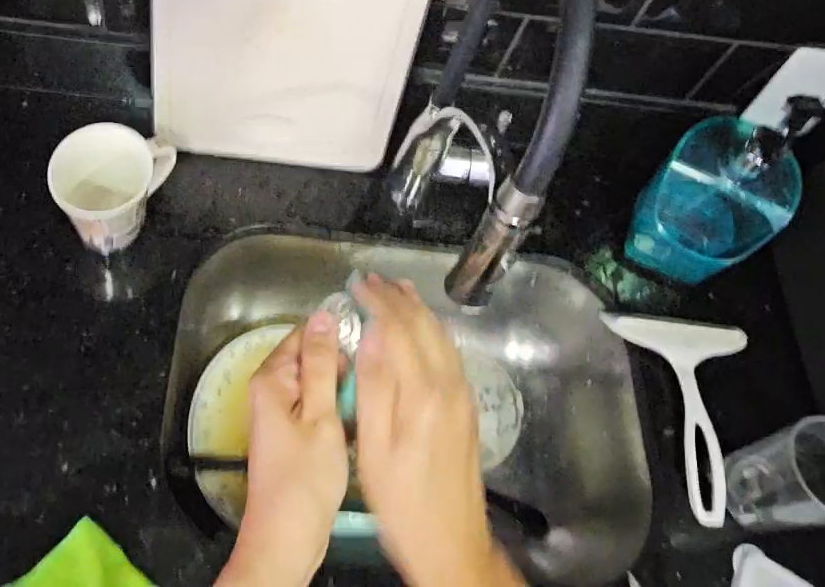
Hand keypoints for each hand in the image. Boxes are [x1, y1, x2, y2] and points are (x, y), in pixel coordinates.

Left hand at [217, 310, 349, 586]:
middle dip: (343, 362)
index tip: (371, 336)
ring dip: (343, 387)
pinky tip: (360, 415)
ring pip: (319, 384)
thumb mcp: (320, 415)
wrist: (287, 539)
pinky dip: (337, 408)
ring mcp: (282, 413)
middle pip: (312, 358)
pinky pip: (318, 406)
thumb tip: (324, 315)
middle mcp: (272, 389)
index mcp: (272, 378)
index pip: (305, 333)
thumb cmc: (304, 477)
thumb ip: (323, 365)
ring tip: (375, 390)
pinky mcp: (294, 434)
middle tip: (378, 369)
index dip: (336, 332)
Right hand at [354, 275, 524, 586]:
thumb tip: (372, 335)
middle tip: (372, 279)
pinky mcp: (467, 408)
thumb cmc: (402, 504)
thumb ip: (374, 388)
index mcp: (423, 395)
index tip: (357, 283)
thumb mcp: (373, 450)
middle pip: (424, 326)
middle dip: (397, 297)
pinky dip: (432, 329)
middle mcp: (449, 387)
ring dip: (417, 308)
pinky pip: (449, 352)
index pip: (399, 329)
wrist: (454, 545)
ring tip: (397, 288)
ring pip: (441, 336)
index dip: (378, 301)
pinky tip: (421, 327)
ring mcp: (462, 396)